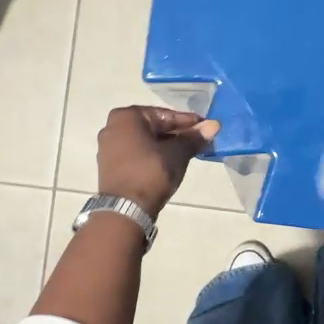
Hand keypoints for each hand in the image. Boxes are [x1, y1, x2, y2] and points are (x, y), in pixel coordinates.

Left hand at [97, 106, 218, 216]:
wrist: (126, 208)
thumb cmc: (151, 172)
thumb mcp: (178, 153)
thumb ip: (194, 138)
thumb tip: (214, 125)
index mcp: (126, 117)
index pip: (165, 115)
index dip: (188, 122)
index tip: (205, 127)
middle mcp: (112, 127)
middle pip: (153, 127)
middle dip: (176, 134)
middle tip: (198, 141)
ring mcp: (108, 147)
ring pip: (145, 141)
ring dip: (165, 145)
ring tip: (186, 153)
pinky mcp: (110, 165)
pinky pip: (136, 153)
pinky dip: (152, 155)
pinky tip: (168, 163)